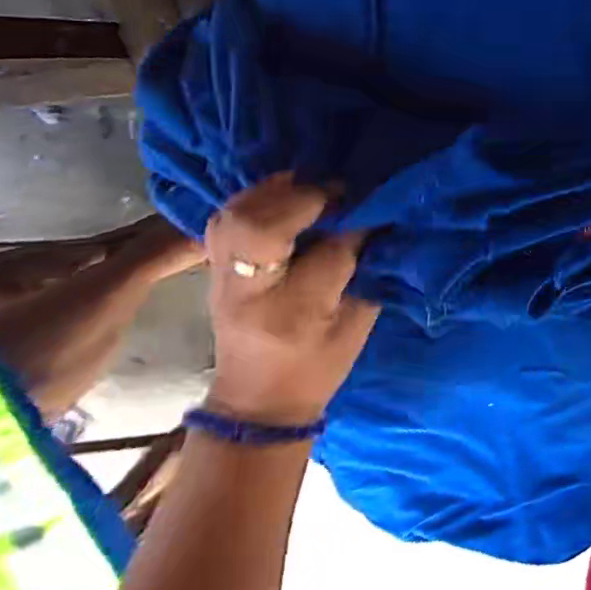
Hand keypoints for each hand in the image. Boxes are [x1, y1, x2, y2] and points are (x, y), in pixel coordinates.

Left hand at [201, 174, 378, 425]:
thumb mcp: (357, 323)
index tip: (379, 209)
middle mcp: (248, 292)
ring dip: (277, 191)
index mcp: (293, 313)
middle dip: (304, 197)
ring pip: (234, 215)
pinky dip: (256, 198)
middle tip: (340, 191)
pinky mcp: (211, 269)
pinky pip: (225, 218)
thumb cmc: (318, 367)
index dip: (358, 223)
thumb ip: (368, 268)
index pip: (329, 251)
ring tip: (312, 187)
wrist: (257, 402)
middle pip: (258, 226)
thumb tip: (379, 217)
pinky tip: (284, 194)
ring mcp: (220, 279)